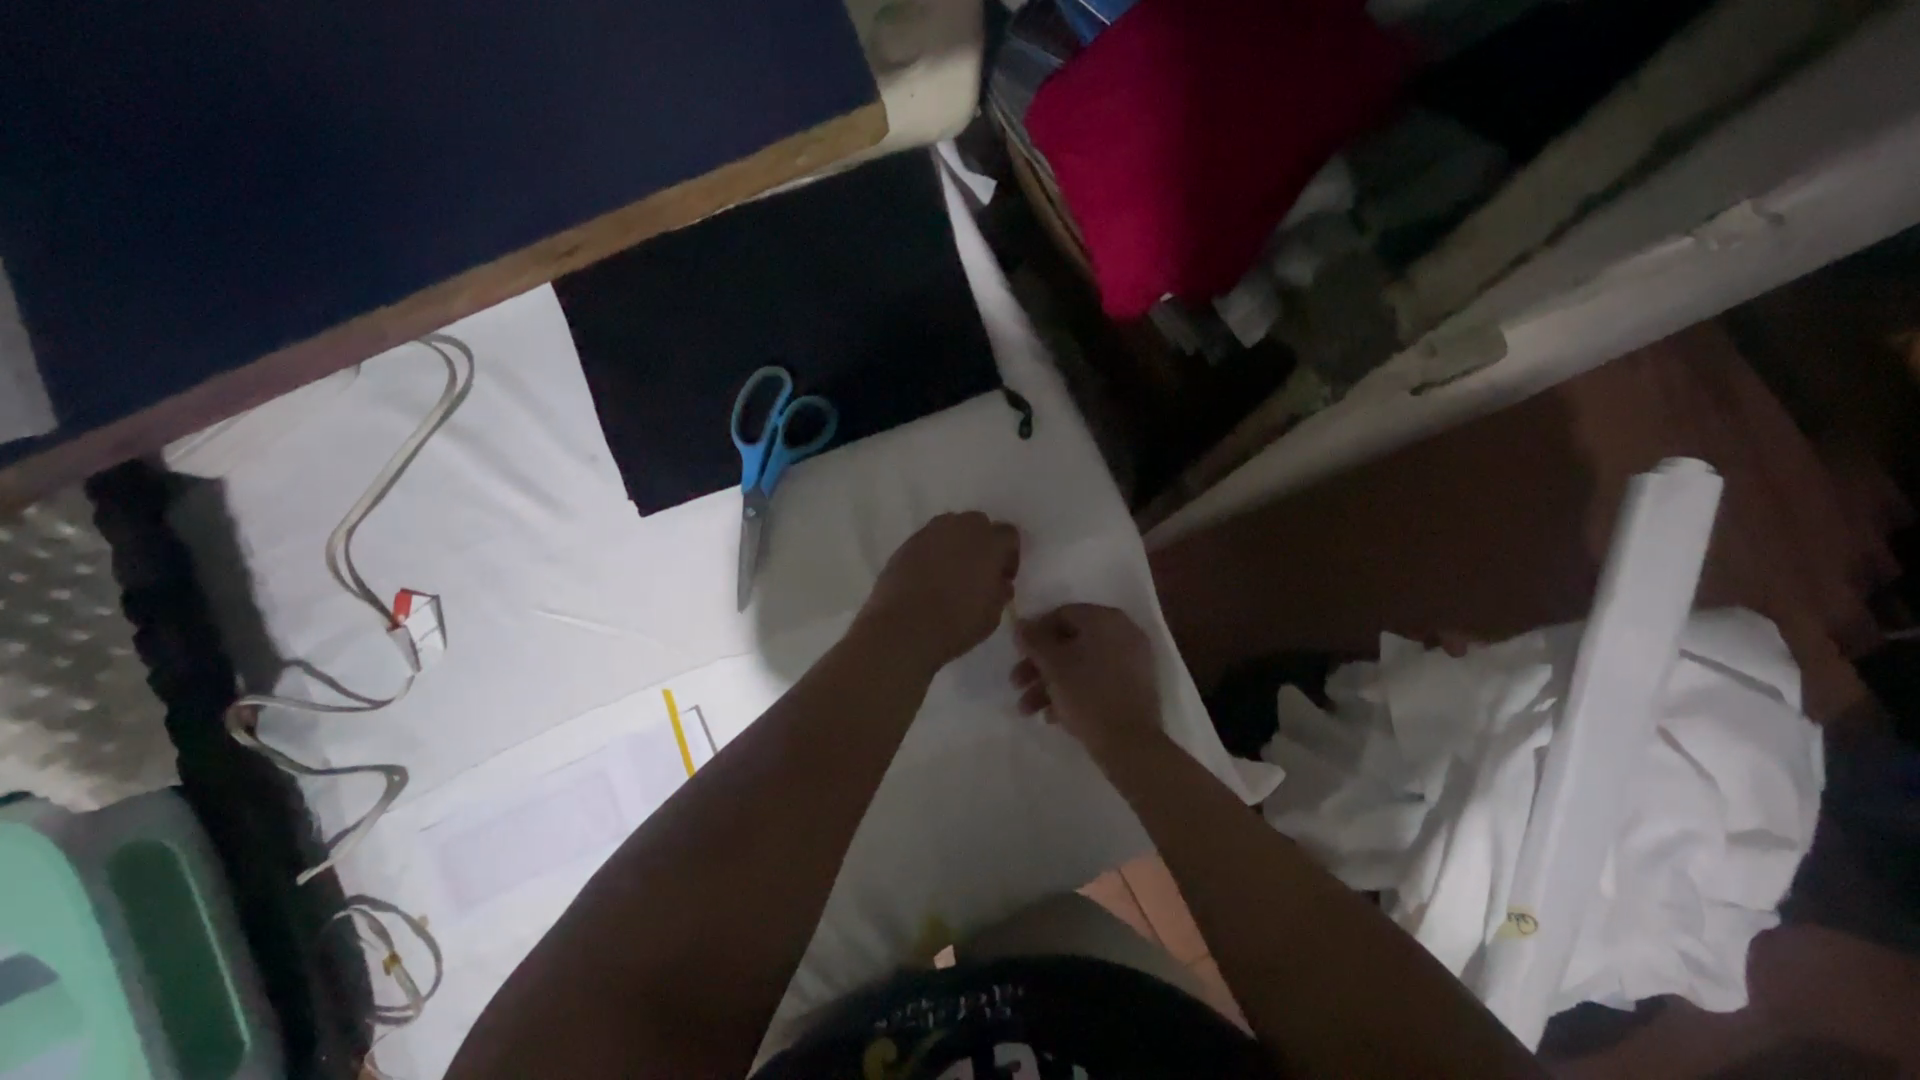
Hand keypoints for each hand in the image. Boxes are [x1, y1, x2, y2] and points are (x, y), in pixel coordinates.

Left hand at [858, 512, 1020, 671]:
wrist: (903, 628)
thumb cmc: (956, 624)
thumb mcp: (992, 615)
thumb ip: (1000, 592)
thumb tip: (999, 583)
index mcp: (989, 542)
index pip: (1008, 534)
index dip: (1009, 555)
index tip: (1003, 577)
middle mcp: (960, 528)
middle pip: (978, 523)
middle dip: (981, 543)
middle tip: (978, 571)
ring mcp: (929, 533)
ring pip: (950, 528)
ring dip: (955, 544)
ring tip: (951, 572)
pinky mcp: (906, 544)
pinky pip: (927, 541)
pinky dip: (932, 553)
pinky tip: (928, 577)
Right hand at [1011, 604, 1163, 753]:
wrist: (1129, 743)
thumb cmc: (1087, 694)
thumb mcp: (1053, 665)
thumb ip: (1033, 640)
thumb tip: (1021, 624)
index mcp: (1106, 619)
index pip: (1062, 614)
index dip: (1035, 633)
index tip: (1017, 654)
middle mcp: (1123, 633)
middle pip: (1070, 643)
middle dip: (1039, 665)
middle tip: (1016, 684)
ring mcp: (1132, 662)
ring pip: (1081, 665)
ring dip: (1050, 684)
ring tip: (1028, 710)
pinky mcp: (1134, 688)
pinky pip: (1097, 682)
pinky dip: (1074, 694)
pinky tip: (1052, 717)